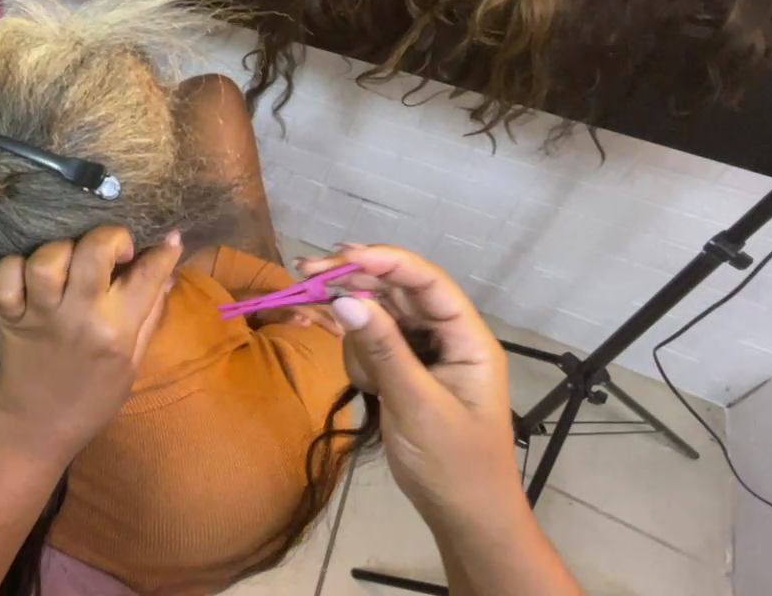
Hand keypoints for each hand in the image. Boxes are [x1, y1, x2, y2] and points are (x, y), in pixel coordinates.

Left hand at [0, 227, 182, 465]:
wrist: (36, 427)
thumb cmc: (91, 397)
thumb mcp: (132, 362)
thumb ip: (150, 314)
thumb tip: (167, 269)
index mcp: (117, 332)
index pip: (147, 276)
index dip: (162, 251)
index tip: (167, 238)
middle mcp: (80, 317)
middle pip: (93, 251)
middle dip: (108, 237)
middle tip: (111, 251)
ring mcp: (41, 314)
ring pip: (48, 258)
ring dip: (60, 251)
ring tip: (68, 264)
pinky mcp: (8, 315)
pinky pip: (6, 274)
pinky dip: (14, 266)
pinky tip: (28, 276)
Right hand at [300, 245, 517, 522]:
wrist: (461, 516)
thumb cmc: (454, 464)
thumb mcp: (418, 405)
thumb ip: (382, 349)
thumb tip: (342, 299)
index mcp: (466, 339)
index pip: (427, 283)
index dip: (388, 261)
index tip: (342, 255)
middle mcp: (442, 335)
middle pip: (393, 288)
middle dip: (351, 278)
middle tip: (305, 271)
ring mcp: (418, 349)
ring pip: (373, 309)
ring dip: (346, 315)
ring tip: (324, 332)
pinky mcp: (396, 364)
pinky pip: (364, 335)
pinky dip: (345, 338)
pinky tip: (332, 346)